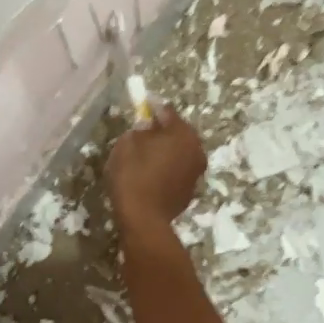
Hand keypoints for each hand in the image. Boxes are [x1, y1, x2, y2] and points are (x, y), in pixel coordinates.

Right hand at [106, 105, 205, 232]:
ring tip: (146, 153)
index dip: (153, 106)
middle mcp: (196, 150)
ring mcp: (196, 173)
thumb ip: (139, 130)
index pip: (168, 112)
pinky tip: (151, 174)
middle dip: (163, 130)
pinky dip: (167, 168)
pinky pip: (178, 170)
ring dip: (166, 150)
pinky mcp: (190, 191)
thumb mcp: (127, 145)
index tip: (143, 103)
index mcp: (182, 134)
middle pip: (178, 133)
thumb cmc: (133, 176)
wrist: (144, 219)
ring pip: (180, 152)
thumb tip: (147, 126)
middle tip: (144, 130)